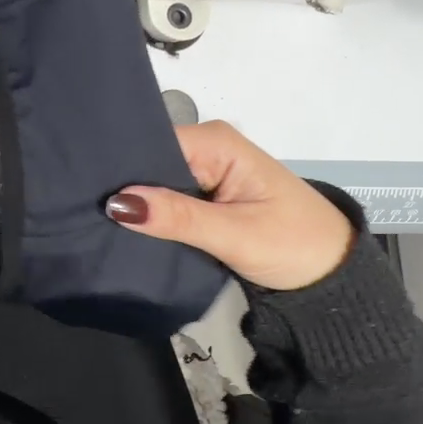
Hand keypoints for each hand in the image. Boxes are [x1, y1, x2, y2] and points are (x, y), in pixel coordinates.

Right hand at [105, 121, 354, 291]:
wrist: (336, 281)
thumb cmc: (294, 247)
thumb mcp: (234, 235)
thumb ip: (177, 217)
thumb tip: (117, 202)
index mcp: (216, 142)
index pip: (154, 143)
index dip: (123, 164)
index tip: (89, 186)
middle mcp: (208, 147)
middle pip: (152, 158)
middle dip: (126, 183)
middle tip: (86, 205)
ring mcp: (208, 169)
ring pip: (158, 179)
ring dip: (138, 200)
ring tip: (95, 214)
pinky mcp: (207, 193)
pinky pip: (170, 195)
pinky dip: (154, 211)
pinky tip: (126, 223)